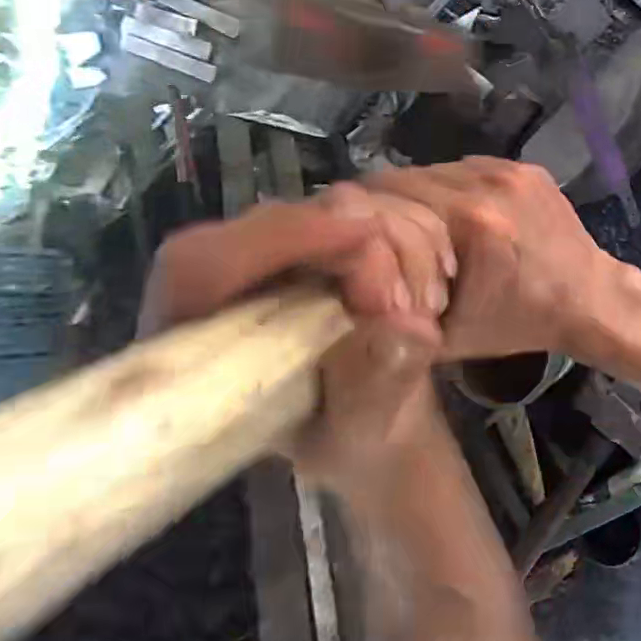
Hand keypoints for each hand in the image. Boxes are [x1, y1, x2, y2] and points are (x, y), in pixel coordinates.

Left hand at [137, 183, 457, 494]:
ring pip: (346, 204)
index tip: (368, 240)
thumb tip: (409, 327)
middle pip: (292, 217)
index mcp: (198, 333)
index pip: (205, 261)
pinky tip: (442, 277)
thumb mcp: (358, 431)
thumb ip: (373, 385)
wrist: (376, 420)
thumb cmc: (345, 436)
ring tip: (433, 304)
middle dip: (374, 249)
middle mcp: (236, 276)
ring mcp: (289, 250)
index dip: (282, 238)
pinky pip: (383, 206)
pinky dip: (426, 234)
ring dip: (409, 244)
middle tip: (420, 304)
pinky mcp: (336, 238)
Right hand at [365, 158, 628, 361]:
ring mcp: (513, 171)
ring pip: (439, 168)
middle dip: (389, 203)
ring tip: (426, 226)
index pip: (383, 193)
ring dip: (424, 193)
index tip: (354, 237)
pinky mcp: (529, 169)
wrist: (589, 298)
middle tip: (384, 233)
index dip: (360, 214)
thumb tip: (339, 272)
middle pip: (408, 176)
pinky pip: (471, 167)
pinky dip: (458, 187)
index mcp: (470, 220)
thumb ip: (388, 305)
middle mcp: (489, 184)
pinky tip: (464, 216)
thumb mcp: (443, 333)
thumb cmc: (518, 322)